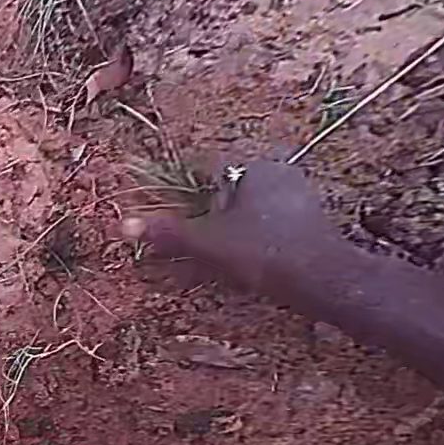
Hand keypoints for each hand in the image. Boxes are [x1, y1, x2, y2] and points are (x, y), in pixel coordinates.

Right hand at [123, 159, 352, 294]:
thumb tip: (124, 224)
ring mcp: (297, 195)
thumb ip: (166, 231)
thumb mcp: (205, 241)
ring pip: (245, 203)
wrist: (320, 278)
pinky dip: (243, 231)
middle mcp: (279, 172)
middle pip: (226, 185)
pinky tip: (234, 253)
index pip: (206, 166)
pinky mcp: (306, 219)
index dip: (179, 185)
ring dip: (222, 221)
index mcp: (254, 168)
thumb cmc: (259, 250)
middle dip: (201, 206)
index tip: (162, 203)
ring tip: (204, 247)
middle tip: (181, 230)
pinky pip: (263, 218)